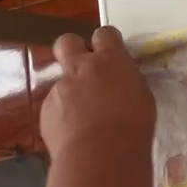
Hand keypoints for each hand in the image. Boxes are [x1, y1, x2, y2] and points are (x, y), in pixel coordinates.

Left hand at [39, 26, 156, 160]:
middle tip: (86, 68)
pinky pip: (56, 106)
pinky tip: (77, 132)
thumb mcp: (141, 94)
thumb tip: (119, 81)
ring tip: (87, 117)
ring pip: (63, 82)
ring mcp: (59, 89)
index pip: (104, 34)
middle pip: (66, 42)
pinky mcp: (46, 111)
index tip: (112, 54)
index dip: (107, 42)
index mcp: (110, 59)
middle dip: (74, 49)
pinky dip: (65, 115)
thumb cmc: (133, 122)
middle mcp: (80, 68)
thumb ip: (125, 80)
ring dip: (73, 92)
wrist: (100, 153)